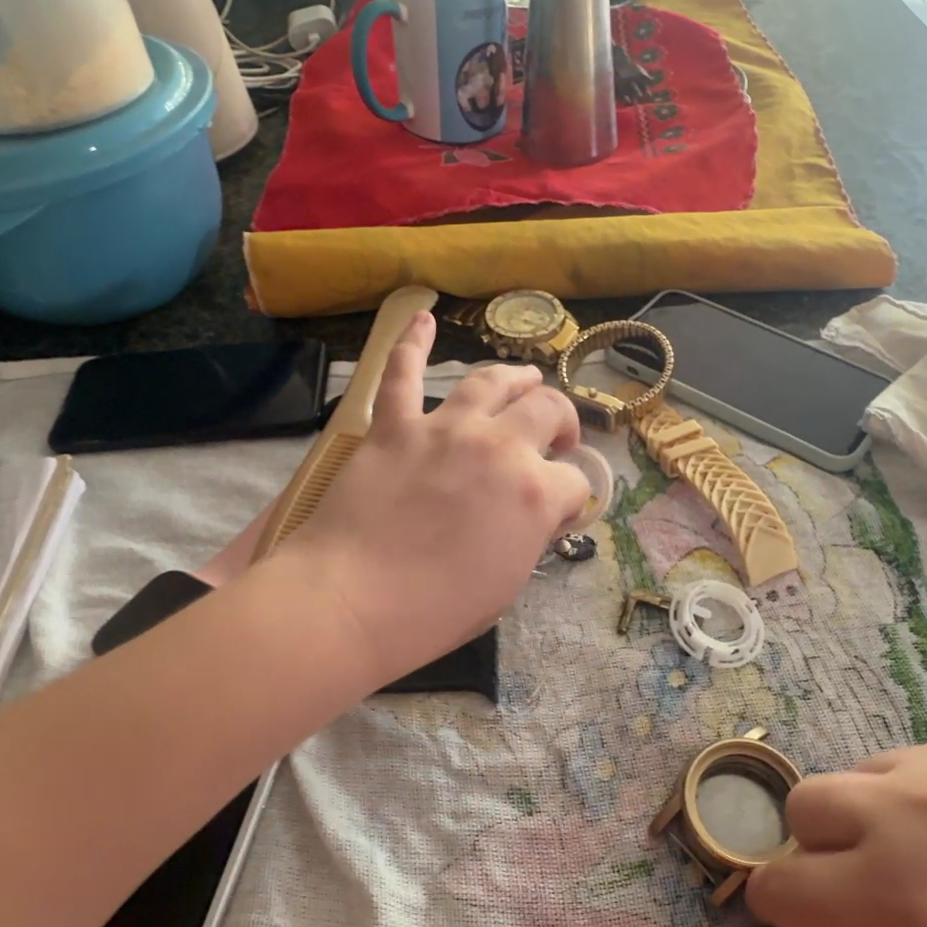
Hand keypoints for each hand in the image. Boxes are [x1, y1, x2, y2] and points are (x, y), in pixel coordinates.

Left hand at [280, 311, 589, 682]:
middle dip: (560, 424)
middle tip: (553, 439)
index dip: (571, 498)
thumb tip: (536, 513)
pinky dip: (411, 342)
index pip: (574, 481)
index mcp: (534, 493)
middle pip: (547, 412)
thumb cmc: (434, 610)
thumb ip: (529, 536)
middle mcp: (499, 447)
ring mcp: (444, 429)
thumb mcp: (506, 584)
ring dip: (516, 377)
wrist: (352, 601)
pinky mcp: (394, 427)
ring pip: (491, 382)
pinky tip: (421, 316)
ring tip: (525, 378)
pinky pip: (402, 373)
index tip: (558, 513)